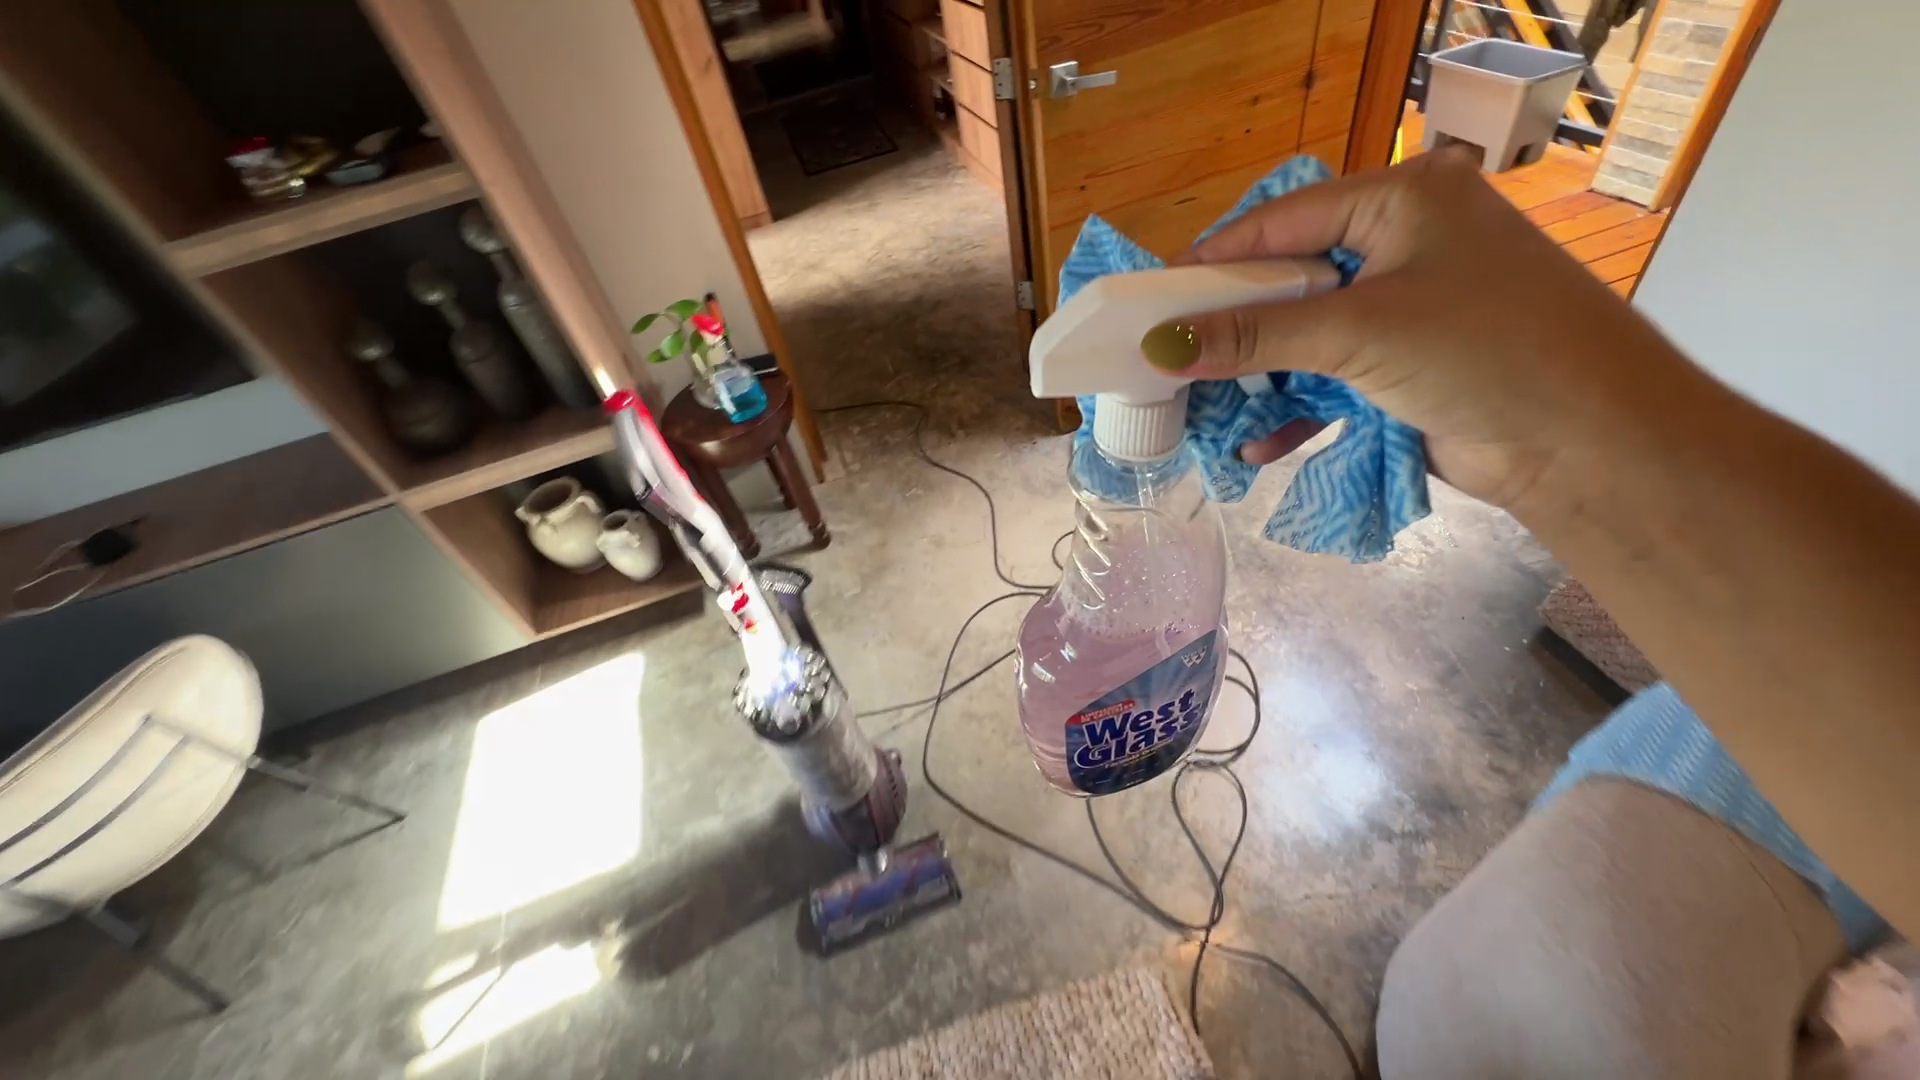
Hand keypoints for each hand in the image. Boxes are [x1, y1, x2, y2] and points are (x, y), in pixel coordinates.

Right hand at [1159, 148, 1717, 520]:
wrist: (1591, 443)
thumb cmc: (1482, 351)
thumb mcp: (1357, 332)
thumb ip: (1254, 334)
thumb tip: (1160, 344)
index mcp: (1401, 201)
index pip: (1282, 222)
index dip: (1214, 260)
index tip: (1152, 297)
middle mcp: (1401, 245)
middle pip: (1288, 280)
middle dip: (1232, 326)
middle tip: (1169, 355)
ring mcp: (1403, 310)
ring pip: (1302, 335)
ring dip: (1256, 377)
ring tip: (1201, 406)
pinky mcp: (1403, 367)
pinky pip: (1327, 379)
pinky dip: (1293, 410)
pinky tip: (1255, 444)